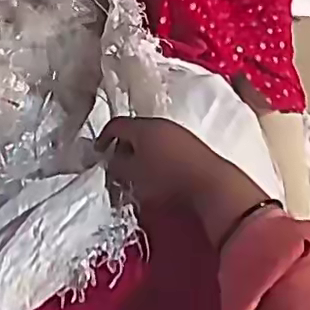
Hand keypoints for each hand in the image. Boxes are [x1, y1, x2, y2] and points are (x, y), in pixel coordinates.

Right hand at [97, 118, 269, 243]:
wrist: (211, 185)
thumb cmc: (166, 179)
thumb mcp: (133, 175)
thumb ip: (116, 165)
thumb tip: (111, 160)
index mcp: (143, 127)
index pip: (116, 125)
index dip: (103, 137)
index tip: (98, 152)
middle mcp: (161, 124)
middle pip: (134, 131)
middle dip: (122, 147)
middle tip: (116, 166)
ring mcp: (178, 133)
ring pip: (151, 138)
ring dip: (140, 152)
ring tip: (136, 174)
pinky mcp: (191, 146)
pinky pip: (165, 146)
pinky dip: (156, 156)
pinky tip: (157, 175)